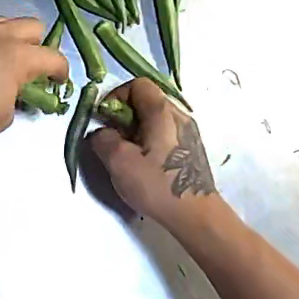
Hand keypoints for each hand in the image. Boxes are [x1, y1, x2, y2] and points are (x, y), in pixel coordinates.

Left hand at [0, 8, 68, 161]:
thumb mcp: (8, 113)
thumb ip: (21, 92)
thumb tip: (22, 88)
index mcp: (18, 57)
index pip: (53, 57)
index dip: (61, 70)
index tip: (57, 80)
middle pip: (33, 26)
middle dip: (36, 47)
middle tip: (28, 66)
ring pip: (3, 20)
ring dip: (8, 37)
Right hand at [88, 80, 231, 235]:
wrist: (196, 214)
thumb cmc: (158, 185)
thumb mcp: (119, 161)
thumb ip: (103, 139)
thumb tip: (101, 133)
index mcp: (162, 112)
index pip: (138, 85)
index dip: (116, 96)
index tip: (105, 119)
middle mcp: (179, 116)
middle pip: (147, 102)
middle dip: (125, 117)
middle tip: (113, 140)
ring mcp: (189, 133)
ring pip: (156, 121)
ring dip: (137, 132)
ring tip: (127, 156)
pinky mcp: (192, 151)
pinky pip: (166, 136)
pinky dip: (150, 143)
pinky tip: (145, 166)